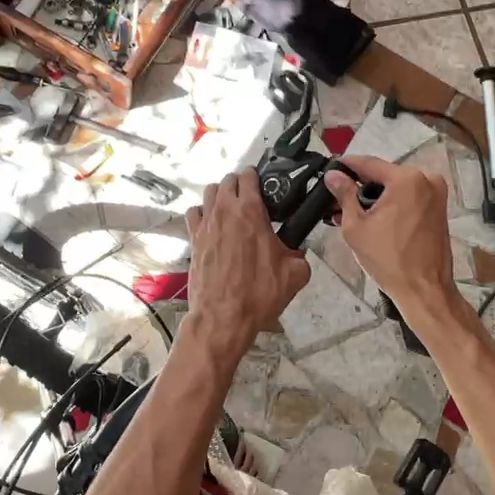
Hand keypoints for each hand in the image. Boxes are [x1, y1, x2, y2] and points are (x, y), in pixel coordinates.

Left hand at [184, 169, 308, 361]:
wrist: (223, 317)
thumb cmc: (259, 294)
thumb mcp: (295, 275)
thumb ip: (300, 255)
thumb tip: (299, 252)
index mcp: (251, 212)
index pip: (249, 177)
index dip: (257, 176)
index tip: (264, 185)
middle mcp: (225, 211)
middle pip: (227, 180)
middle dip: (240, 183)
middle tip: (251, 197)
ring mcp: (205, 224)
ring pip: (209, 192)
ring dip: (221, 194)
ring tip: (232, 208)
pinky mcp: (193, 239)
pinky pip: (194, 213)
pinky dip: (203, 213)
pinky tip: (212, 224)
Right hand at [324, 155, 458, 319]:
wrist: (424, 289)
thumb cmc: (388, 258)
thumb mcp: (357, 226)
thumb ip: (344, 194)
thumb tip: (333, 175)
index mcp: (407, 179)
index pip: (369, 163)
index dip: (347, 165)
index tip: (330, 168)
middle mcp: (426, 179)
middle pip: (384, 175)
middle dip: (360, 186)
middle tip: (337, 200)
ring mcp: (437, 194)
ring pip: (396, 187)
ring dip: (376, 197)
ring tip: (351, 213)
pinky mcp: (440, 208)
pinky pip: (409, 198)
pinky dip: (392, 204)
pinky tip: (373, 218)